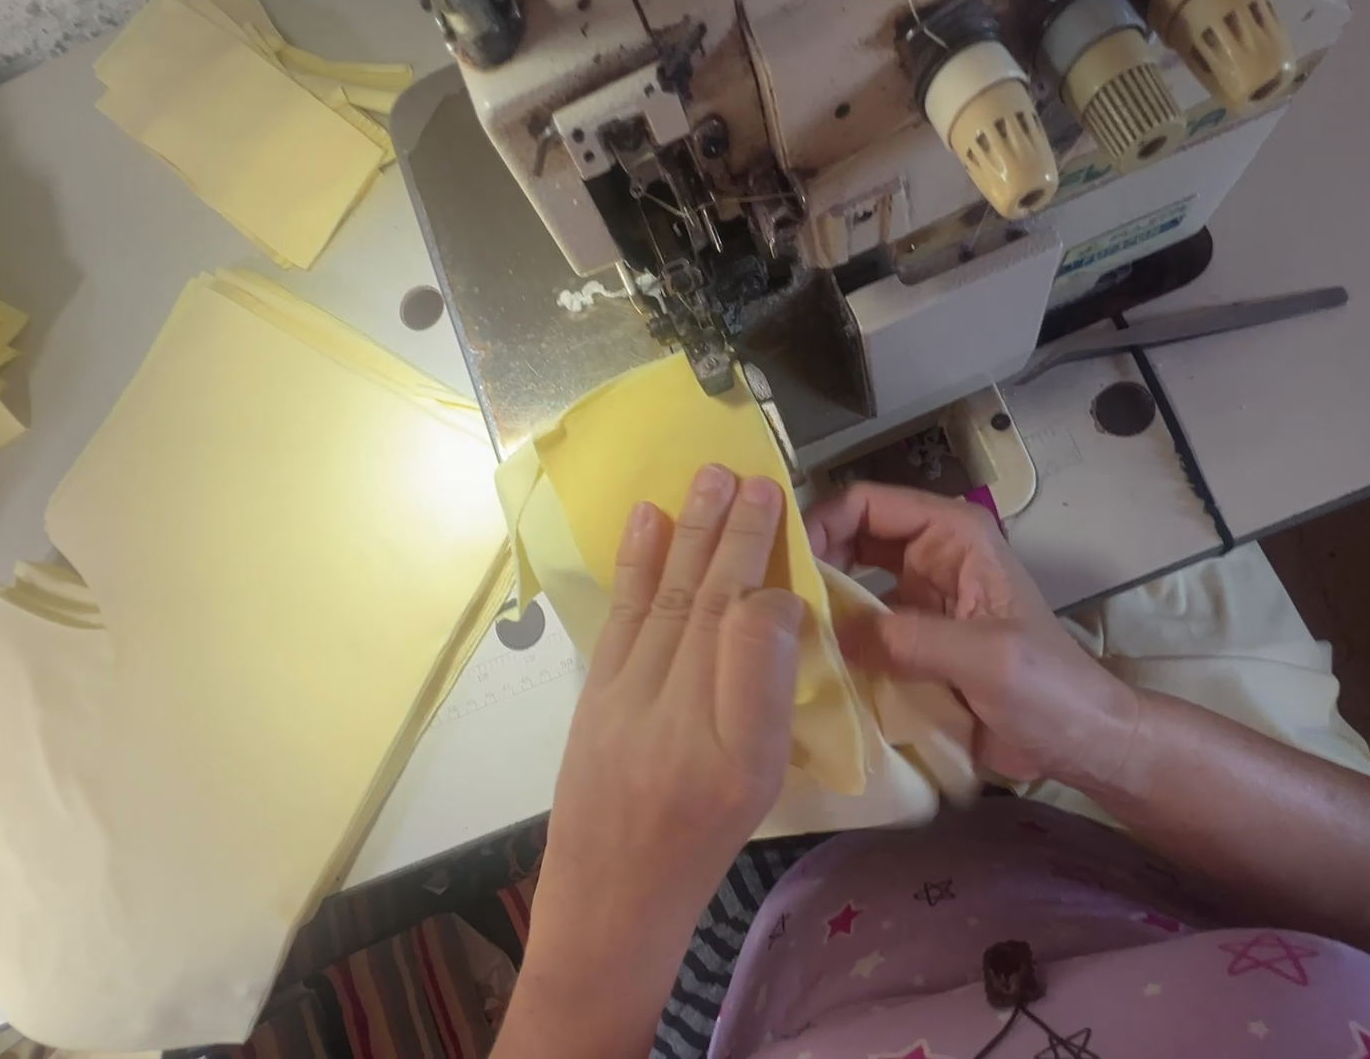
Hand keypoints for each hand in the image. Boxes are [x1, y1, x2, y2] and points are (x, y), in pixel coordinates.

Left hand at [507, 466, 803, 1058]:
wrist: (612, 896)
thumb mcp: (757, 778)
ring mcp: (621, 690)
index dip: (755, 556)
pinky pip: (619, 617)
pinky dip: (633, 565)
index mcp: (719, 726)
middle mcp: (665, 697)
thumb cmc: (699, 839)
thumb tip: (776, 608)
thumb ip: (764, 688)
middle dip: (724, 530)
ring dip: (683, 533)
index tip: (771, 503)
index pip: (739, 618)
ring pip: (662, 595)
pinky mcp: (594, 691)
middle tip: (743, 473)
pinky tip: (644, 524)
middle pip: (700, 595)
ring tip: (702, 481)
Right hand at [804, 482, 1137, 783]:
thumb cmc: (1050, 688)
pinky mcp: (909, 638)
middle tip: (773, 601)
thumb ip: (908, 639)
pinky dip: (834, 636)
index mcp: (952, 534)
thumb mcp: (985, 656)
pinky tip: (806, 658)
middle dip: (812, 562)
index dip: (822, 523)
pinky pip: (858, 626)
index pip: (867, 504)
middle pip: (849, 538)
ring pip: (848, 582)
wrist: (1078, 741)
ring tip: (780, 629)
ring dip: (819, 601)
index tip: (787, 567)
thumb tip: (826, 632)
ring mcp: (916, 598)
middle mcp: (928, 554)